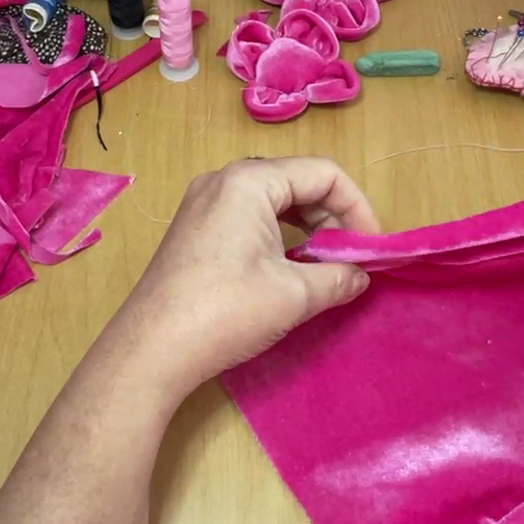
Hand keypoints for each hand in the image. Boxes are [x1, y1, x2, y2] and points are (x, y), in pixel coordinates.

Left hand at [101, 158, 380, 400]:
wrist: (151, 349)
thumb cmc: (226, 312)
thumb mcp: (295, 295)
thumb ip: (339, 277)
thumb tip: (360, 276)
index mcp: (249, 182)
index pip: (323, 173)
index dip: (358, 207)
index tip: (372, 247)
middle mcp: (223, 181)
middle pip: (296, 182)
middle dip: (331, 217)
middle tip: (350, 258)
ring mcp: (202, 204)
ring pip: (271, 201)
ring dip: (305, 228)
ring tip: (323, 265)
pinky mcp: (193, 230)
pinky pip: (247, 217)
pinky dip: (276, 236)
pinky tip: (287, 268)